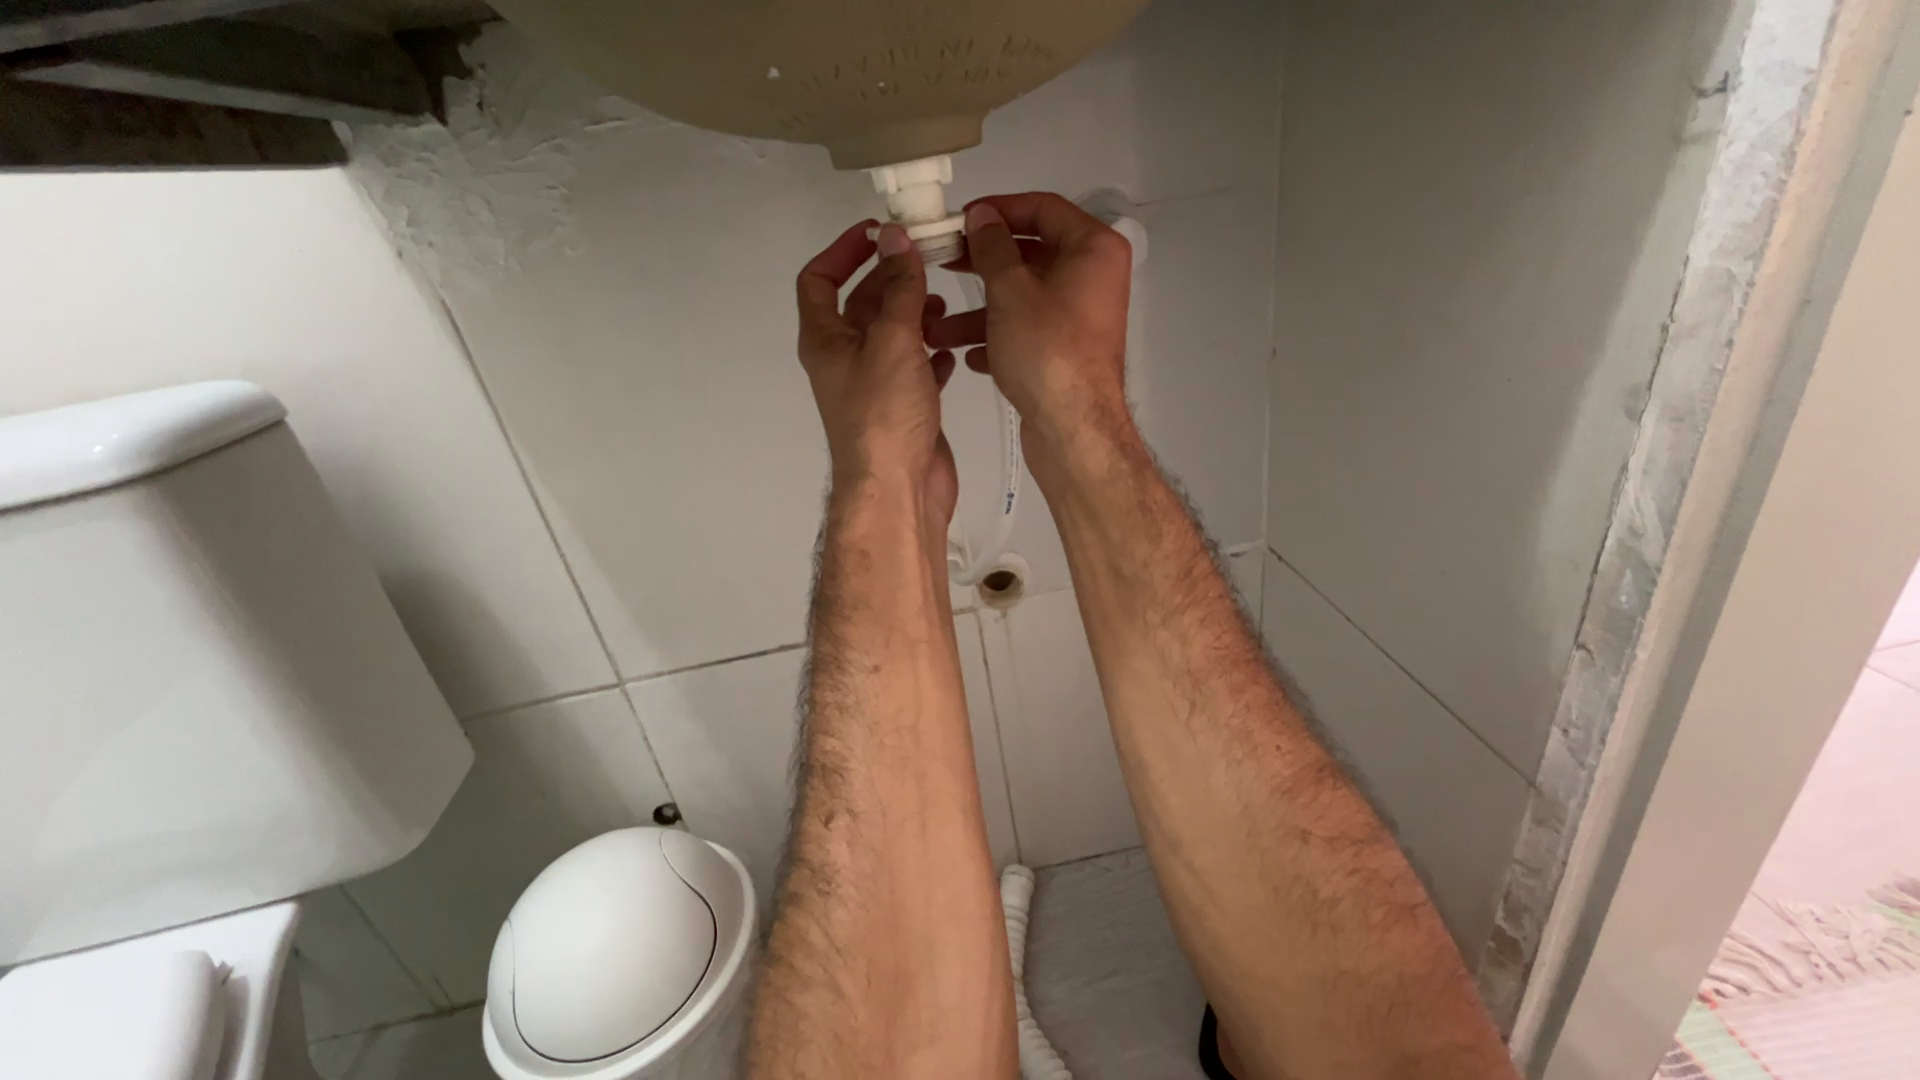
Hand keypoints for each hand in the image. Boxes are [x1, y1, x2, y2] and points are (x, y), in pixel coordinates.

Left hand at [797, 221, 958, 528]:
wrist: (898, 487)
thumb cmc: (885, 412)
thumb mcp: (892, 340)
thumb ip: (898, 287)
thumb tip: (896, 237)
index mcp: (825, 339)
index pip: (817, 280)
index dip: (842, 251)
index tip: (878, 232)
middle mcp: (844, 358)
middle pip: (862, 303)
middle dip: (891, 280)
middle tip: (930, 261)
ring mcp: (873, 384)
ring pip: (892, 335)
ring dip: (915, 314)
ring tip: (944, 305)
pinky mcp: (902, 406)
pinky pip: (915, 367)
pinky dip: (931, 353)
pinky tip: (952, 348)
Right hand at [928, 193, 1138, 474]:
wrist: (1072, 427)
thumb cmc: (1045, 348)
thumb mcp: (1010, 289)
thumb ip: (992, 246)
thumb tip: (982, 217)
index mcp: (1093, 249)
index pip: (1043, 208)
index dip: (998, 209)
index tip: (959, 220)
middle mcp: (1093, 278)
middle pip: (1030, 255)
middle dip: (981, 265)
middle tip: (942, 263)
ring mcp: (1080, 318)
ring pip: (1022, 299)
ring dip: (979, 312)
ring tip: (937, 327)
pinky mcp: (1066, 352)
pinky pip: (1027, 332)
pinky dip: (998, 340)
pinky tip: (967, 356)